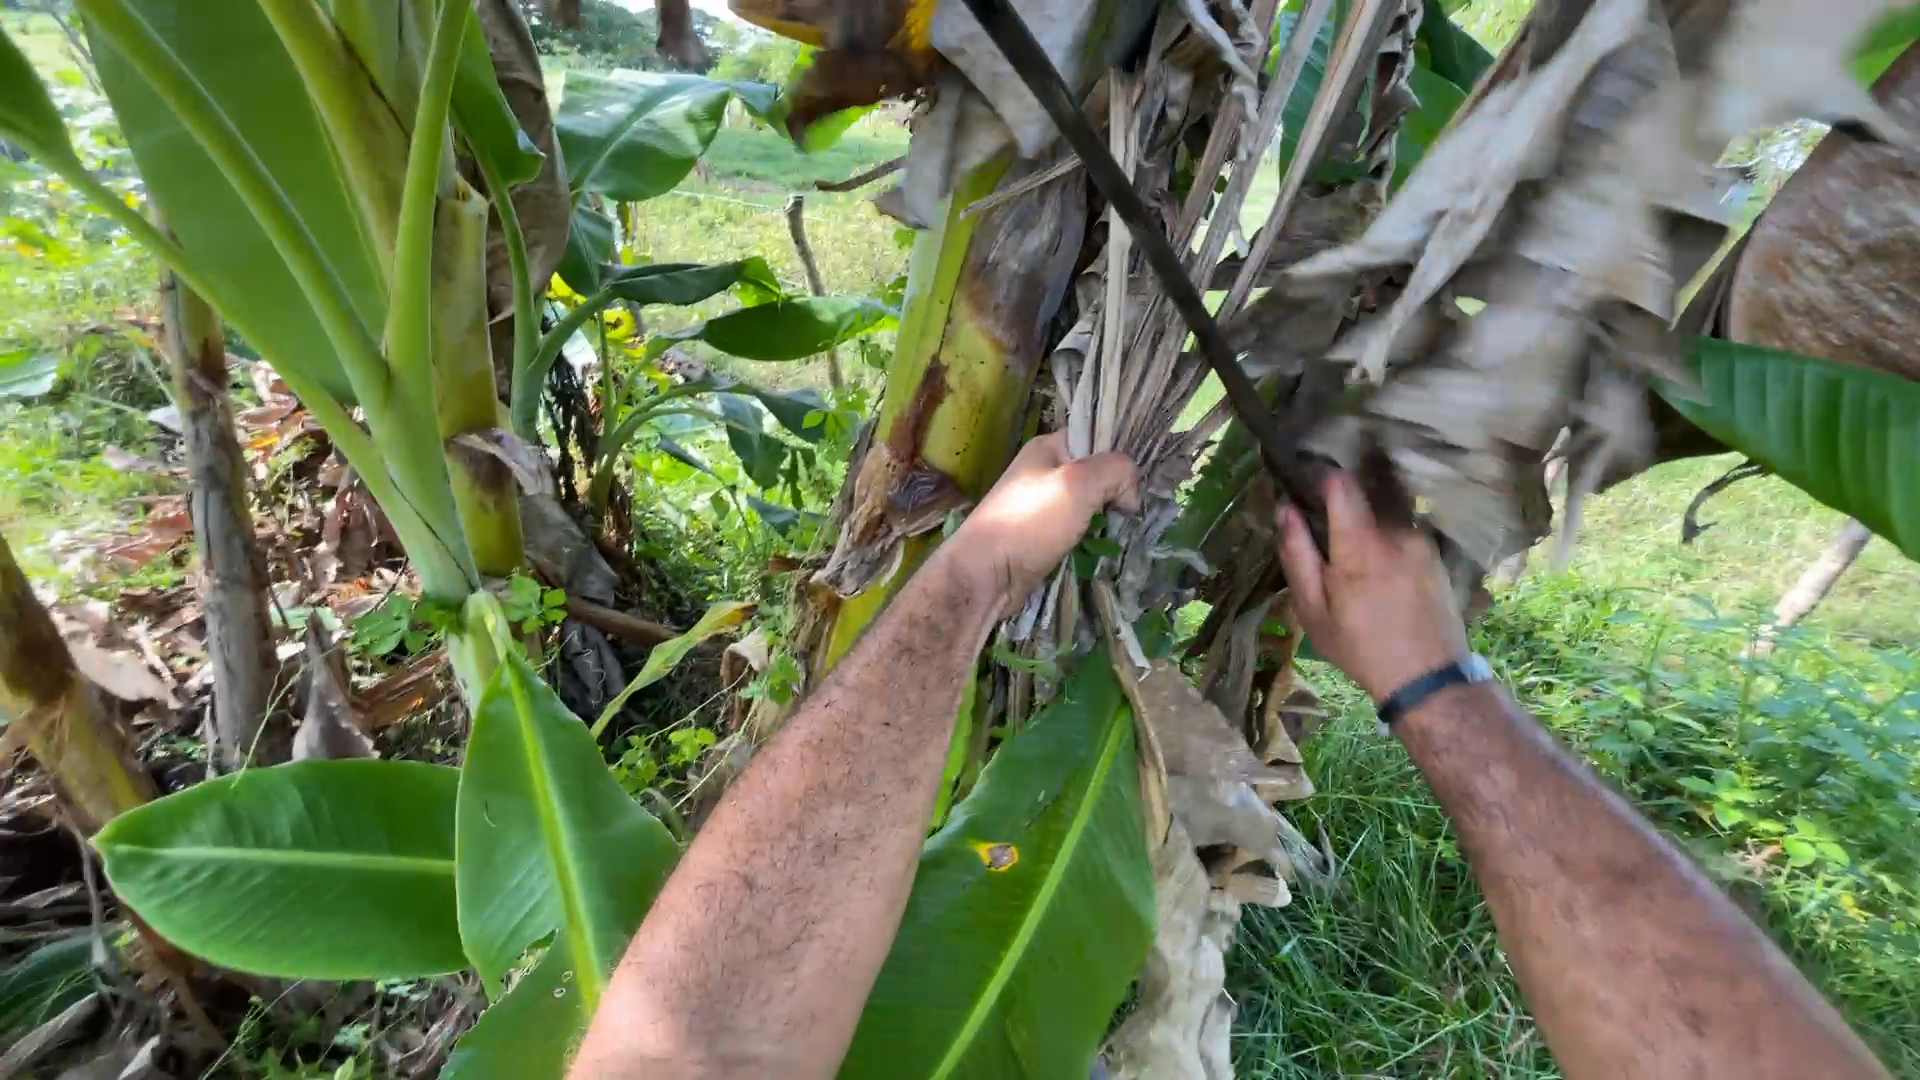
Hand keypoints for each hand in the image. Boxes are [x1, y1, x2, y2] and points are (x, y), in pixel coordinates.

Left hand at [944, 432, 1139, 615]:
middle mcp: (1043, 472)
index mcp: (1047, 448)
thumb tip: (1131, 493)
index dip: (1119, 456)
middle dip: (1116, 492)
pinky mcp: (1042, 536)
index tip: (1136, 482)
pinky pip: (1077, 530)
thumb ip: (1115, 471)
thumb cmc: (1030, 521)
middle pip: (1095, 474)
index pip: (1096, 438)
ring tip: (1119, 532)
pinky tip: (1101, 548)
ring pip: (1089, 505)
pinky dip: (1091, 539)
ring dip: (1105, 519)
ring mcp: (1042, 506)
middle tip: (1129, 512)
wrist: (988, 573)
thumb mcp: (1079, 482)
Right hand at [1276, 471, 1466, 701]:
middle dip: (1341, 516)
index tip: (1306, 489)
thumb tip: (1285, 510)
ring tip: (1355, 573)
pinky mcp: (1437, 555)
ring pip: (1382, 520)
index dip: (1321, 479)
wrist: (1426, 677)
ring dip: (1365, 533)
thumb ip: (1296, 554)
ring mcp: (1422, 543)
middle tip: (1326, 550)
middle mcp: (1397, 533)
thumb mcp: (1312, 608)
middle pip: (1362, 502)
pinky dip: (1386, 547)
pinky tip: (1381, 582)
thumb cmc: (1358, 645)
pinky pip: (1402, 536)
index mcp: (1361, 545)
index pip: (1342, 484)